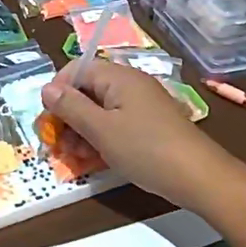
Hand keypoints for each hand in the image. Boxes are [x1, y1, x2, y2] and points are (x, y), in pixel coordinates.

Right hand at [41, 58, 240, 208]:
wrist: (199, 177)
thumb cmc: (146, 149)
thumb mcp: (101, 130)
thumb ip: (71, 107)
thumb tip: (46, 88)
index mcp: (118, 76)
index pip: (77, 69)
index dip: (57, 91)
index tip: (49, 120)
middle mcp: (129, 84)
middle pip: (87, 90)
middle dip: (67, 115)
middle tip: (57, 145)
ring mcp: (141, 104)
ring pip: (99, 109)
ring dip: (81, 130)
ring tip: (74, 156)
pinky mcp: (149, 124)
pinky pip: (115, 122)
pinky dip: (101, 137)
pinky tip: (94, 159)